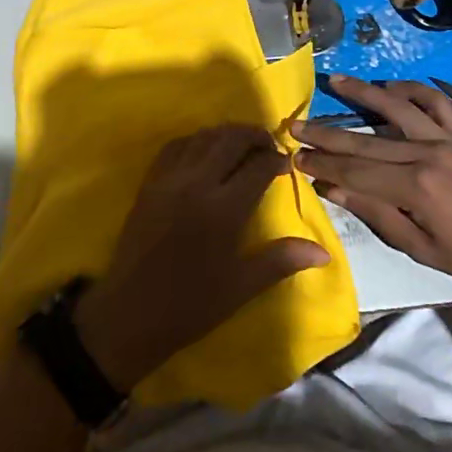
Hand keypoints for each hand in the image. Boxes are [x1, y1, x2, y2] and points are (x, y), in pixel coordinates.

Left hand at [74, 125, 329, 389]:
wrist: (128, 316)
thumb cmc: (190, 305)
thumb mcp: (241, 286)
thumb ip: (282, 260)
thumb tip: (324, 253)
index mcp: (224, 210)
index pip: (258, 166)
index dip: (277, 160)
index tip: (287, 165)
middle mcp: (197, 185)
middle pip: (231, 140)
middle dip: (255, 136)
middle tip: (268, 147)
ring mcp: (170, 180)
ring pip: (203, 137)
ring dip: (227, 135)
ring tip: (241, 146)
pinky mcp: (150, 184)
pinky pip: (175, 146)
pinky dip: (196, 141)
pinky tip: (205, 152)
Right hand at [293, 76, 451, 307]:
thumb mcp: (420, 249)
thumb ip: (376, 214)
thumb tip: (333, 190)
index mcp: (416, 189)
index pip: (356, 174)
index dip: (323, 166)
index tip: (294, 157)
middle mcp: (428, 154)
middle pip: (367, 143)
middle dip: (327, 135)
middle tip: (295, 125)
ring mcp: (448, 138)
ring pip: (396, 108)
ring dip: (363, 93)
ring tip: (334, 80)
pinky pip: (435, 101)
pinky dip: (412, 89)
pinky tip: (391, 87)